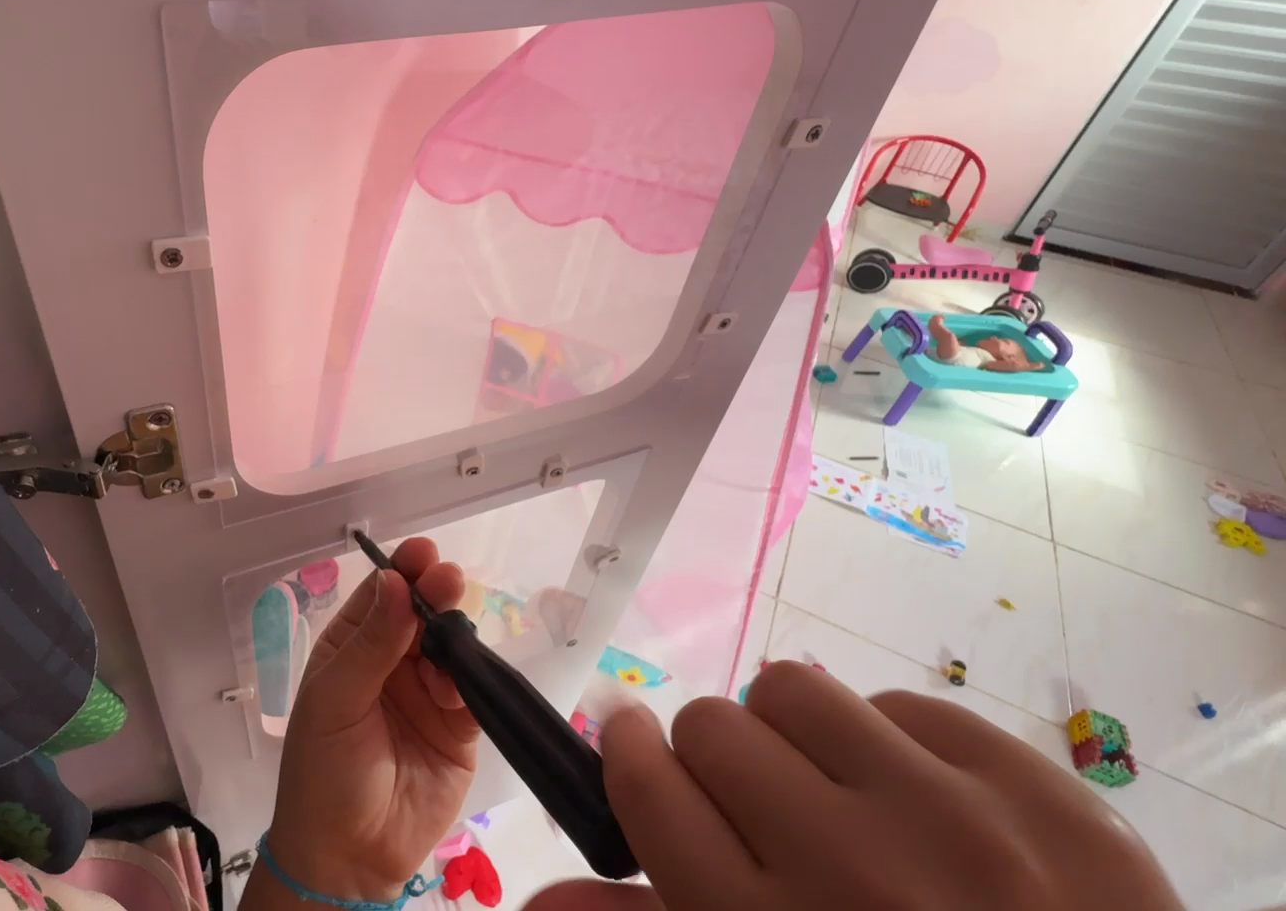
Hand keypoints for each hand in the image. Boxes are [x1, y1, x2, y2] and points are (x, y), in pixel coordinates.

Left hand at [251, 538, 478, 905]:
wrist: (350, 858)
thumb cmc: (324, 771)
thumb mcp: (335, 700)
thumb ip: (371, 644)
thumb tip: (394, 581)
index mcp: (353, 648)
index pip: (381, 597)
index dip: (401, 572)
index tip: (422, 553)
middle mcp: (392, 662)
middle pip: (421, 613)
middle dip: (434, 592)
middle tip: (447, 577)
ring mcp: (427, 693)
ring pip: (450, 645)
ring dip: (454, 630)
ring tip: (452, 623)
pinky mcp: (459, 727)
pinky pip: (471, 689)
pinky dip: (468, 678)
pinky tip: (453, 681)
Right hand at [530, 662, 1182, 909]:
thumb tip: (531, 901)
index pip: (648, 785)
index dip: (632, 754)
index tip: (639, 748)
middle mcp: (856, 873)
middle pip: (713, 726)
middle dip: (718, 762)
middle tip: (761, 812)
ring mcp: (961, 824)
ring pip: (794, 690)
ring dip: (796, 739)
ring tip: (841, 801)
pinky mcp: (1049, 792)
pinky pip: (903, 704)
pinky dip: (895, 751)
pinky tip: (931, 818)